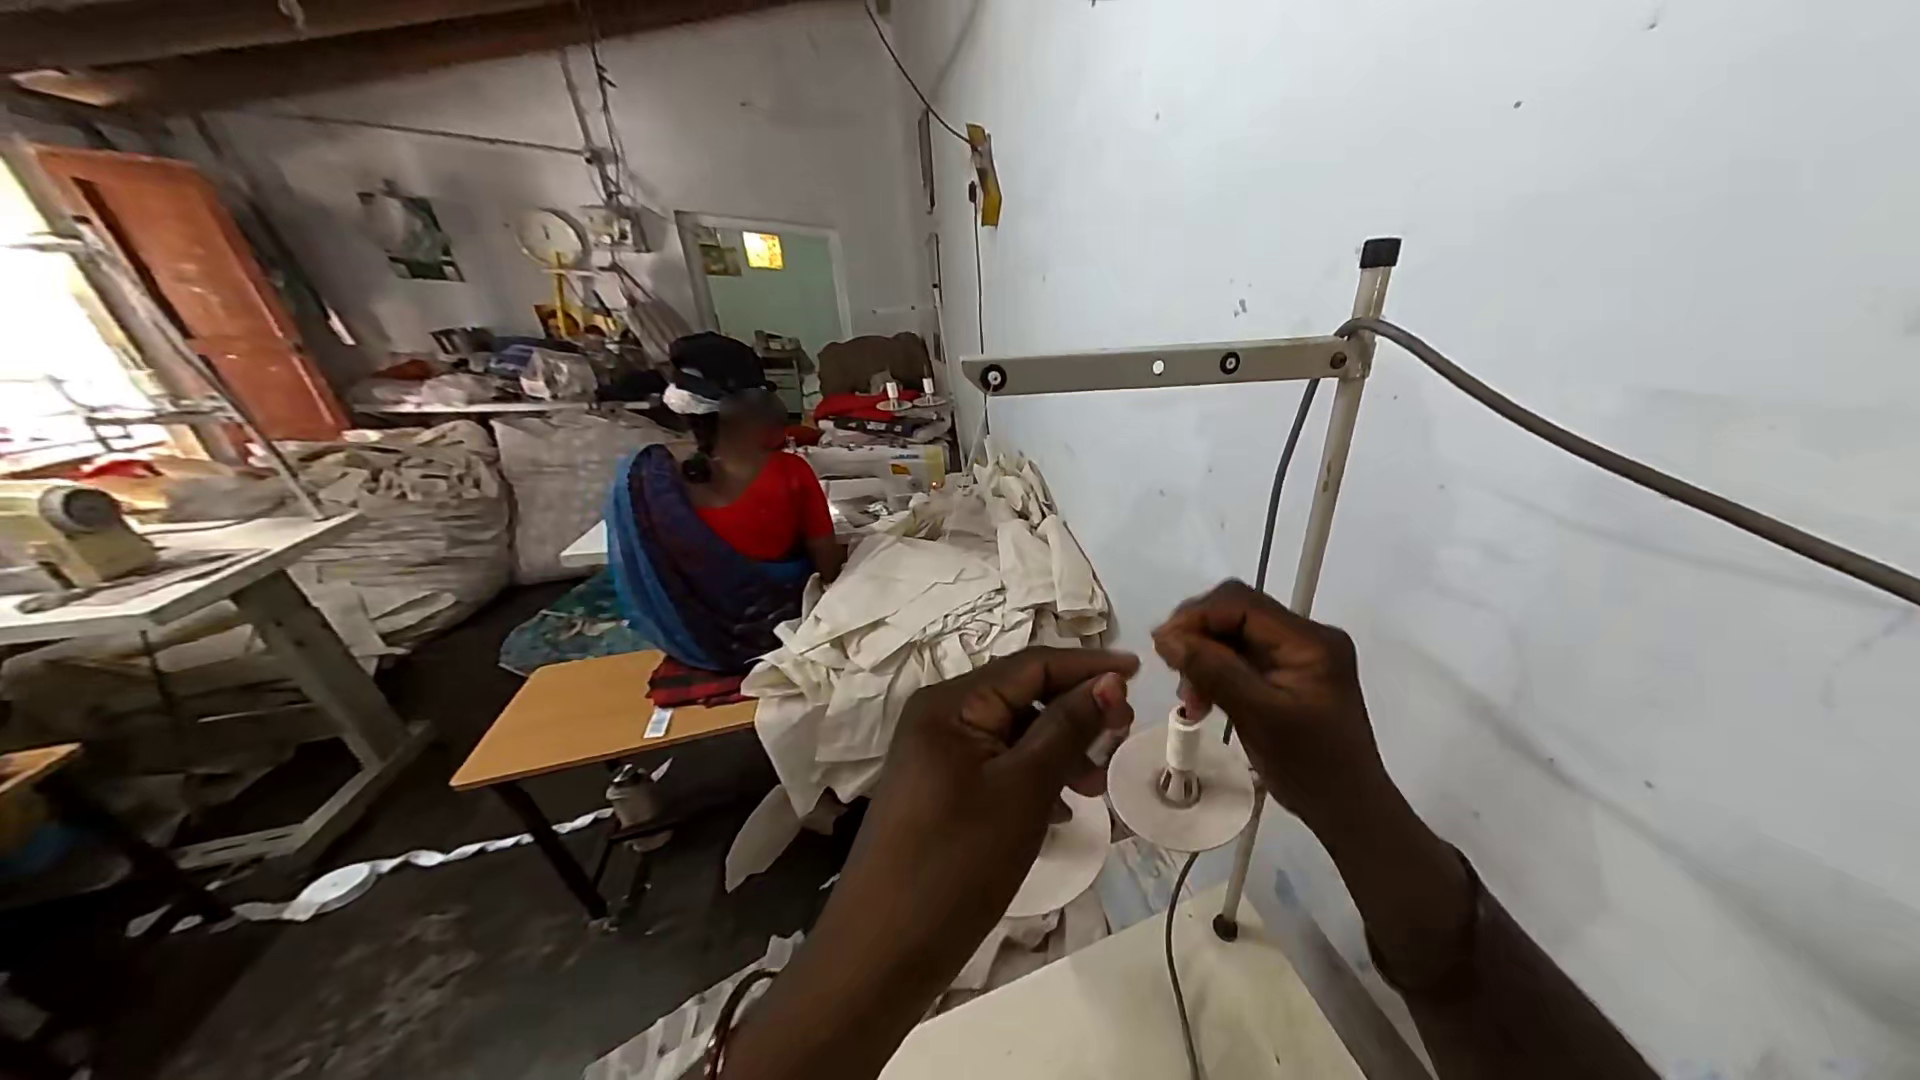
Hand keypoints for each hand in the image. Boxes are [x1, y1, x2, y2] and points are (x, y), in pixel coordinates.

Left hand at [719, 647, 1137, 1079]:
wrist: (884, 950)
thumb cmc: (959, 861)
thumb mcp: (1024, 788)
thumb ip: (1067, 727)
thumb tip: (1111, 680)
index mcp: (951, 702)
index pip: (1030, 664)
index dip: (1087, 665)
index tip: (1138, 671)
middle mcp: (940, 716)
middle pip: (1020, 696)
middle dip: (1075, 711)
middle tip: (1122, 734)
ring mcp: (937, 754)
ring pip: (1012, 733)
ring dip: (1058, 750)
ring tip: (1097, 785)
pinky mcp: (941, 788)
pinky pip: (997, 765)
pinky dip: (1034, 777)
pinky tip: (1062, 810)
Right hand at [1151, 580, 1386, 830]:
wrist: (1346, 809)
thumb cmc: (1311, 766)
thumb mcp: (1259, 716)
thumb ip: (1213, 671)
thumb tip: (1165, 637)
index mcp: (1309, 640)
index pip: (1241, 603)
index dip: (1196, 616)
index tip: (1163, 645)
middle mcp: (1303, 636)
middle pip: (1233, 612)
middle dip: (1195, 636)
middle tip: (1173, 671)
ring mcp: (1292, 653)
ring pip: (1229, 633)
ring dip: (1200, 656)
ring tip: (1189, 697)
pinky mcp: (1281, 671)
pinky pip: (1234, 655)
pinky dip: (1210, 670)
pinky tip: (1200, 698)